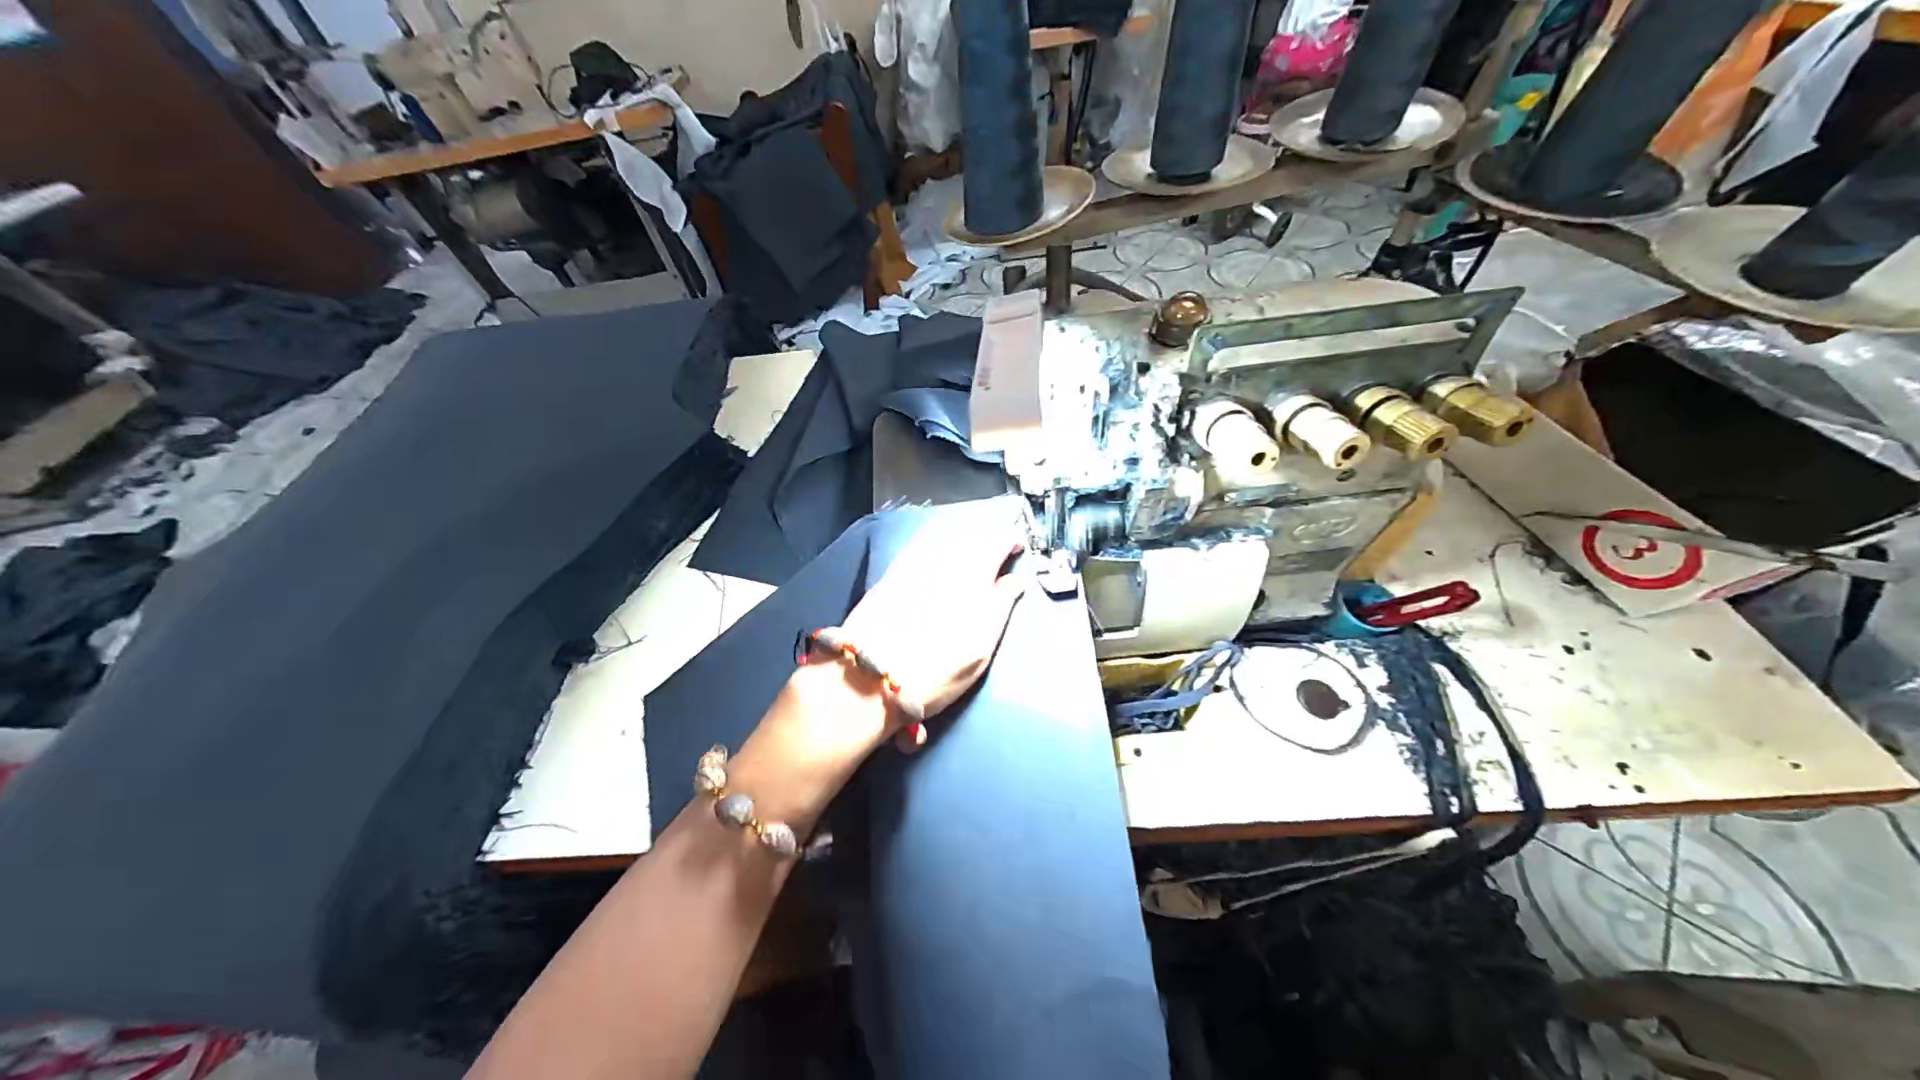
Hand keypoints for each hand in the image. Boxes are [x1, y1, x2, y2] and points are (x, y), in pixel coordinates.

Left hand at [727, 503, 1028, 830]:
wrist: (870, 678)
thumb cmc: (935, 670)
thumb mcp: (981, 646)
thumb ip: (1000, 606)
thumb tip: (1013, 581)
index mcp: (970, 575)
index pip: (995, 542)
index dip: (1010, 539)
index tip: (1017, 545)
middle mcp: (940, 562)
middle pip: (969, 535)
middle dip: (986, 536)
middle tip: (997, 543)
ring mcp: (911, 567)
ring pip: (942, 538)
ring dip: (961, 538)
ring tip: (972, 545)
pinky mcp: (888, 577)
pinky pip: (919, 549)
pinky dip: (934, 545)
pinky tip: (936, 552)